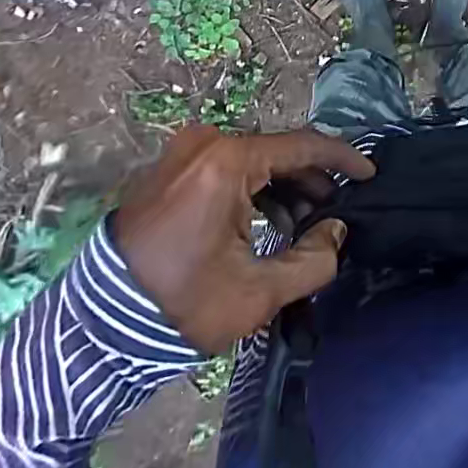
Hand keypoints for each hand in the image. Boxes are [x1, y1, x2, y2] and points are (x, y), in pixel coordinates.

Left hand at [112, 125, 375, 354]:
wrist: (99, 324)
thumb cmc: (180, 304)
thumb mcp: (257, 291)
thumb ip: (313, 259)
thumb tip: (337, 230)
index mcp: (227, 161)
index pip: (302, 146)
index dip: (343, 159)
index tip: (369, 173)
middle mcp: (206, 143)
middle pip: (278, 152)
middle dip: (312, 181)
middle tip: (333, 214)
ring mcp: (185, 152)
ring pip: (254, 160)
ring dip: (284, 186)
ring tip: (304, 224)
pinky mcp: (173, 167)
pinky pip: (229, 167)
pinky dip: (256, 188)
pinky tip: (271, 219)